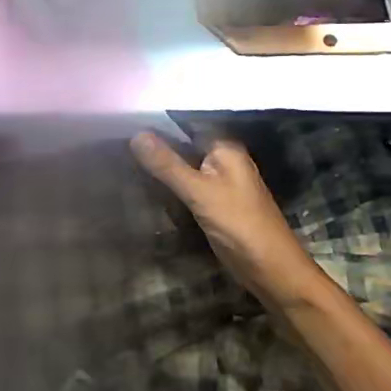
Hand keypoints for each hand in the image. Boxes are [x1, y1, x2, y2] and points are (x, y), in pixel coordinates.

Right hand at [130, 133, 327, 304]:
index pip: (185, 124)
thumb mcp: (199, 192)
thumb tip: (135, 134)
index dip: (156, 123)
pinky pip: (186, 185)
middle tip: (118, 141)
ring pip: (183, 166)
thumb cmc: (240, 225)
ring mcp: (219, 181)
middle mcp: (223, 159)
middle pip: (182, 145)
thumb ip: (167, 164)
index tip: (125, 121)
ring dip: (160, 165)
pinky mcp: (214, 202)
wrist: (271, 270)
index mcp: (225, 147)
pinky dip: (169, 184)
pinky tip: (145, 182)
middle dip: (155, 145)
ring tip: (123, 157)